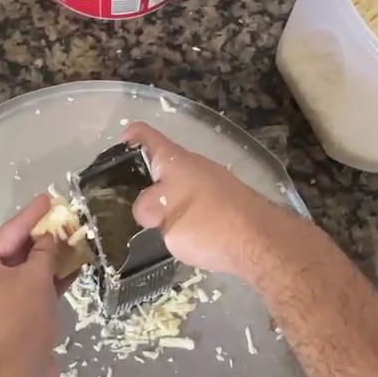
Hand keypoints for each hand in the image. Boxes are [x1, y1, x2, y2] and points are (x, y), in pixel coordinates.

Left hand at [0, 194, 61, 376]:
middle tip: (66, 219)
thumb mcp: (35, 279)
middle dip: (43, 239)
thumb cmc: (18, 321)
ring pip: (23, 275)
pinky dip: (47, 283)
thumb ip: (45, 252)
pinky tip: (72, 269)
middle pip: (13, 253)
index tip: (49, 198)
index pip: (6, 233)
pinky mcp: (8, 323)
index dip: (31, 216)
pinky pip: (27, 294)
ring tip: (75, 241)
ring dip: (49, 261)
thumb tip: (53, 236)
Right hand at [122, 123, 298, 277]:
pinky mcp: (227, 202)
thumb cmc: (206, 223)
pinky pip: (196, 204)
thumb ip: (146, 208)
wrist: (262, 241)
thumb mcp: (160, 215)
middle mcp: (194, 164)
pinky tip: (185, 237)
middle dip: (143, 183)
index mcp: (173, 159)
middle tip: (127, 206)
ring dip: (166, 202)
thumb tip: (147, 210)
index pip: (145, 135)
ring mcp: (213, 183)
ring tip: (153, 227)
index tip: (115, 152)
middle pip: (161, 166)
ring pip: (179, 187)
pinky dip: (185, 215)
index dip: (128, 137)